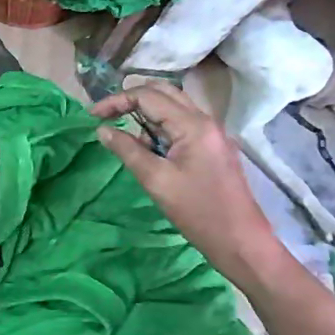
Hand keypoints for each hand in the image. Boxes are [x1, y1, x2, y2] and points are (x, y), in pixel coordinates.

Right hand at [93, 84, 282, 279]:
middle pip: (163, 93)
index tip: (93, 115)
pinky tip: (150, 151)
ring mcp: (211, 133)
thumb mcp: (156, 181)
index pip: (148, 96)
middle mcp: (204, 120)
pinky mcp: (212, 148)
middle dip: (132, 100)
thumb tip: (102, 130)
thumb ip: (128, 150)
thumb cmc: (198, 212)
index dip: (117, 101)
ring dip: (147, 115)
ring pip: (173, 108)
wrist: (242, 242)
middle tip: (107, 116)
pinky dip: (161, 129)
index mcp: (193, 124)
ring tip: (128, 140)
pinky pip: (182, 125)